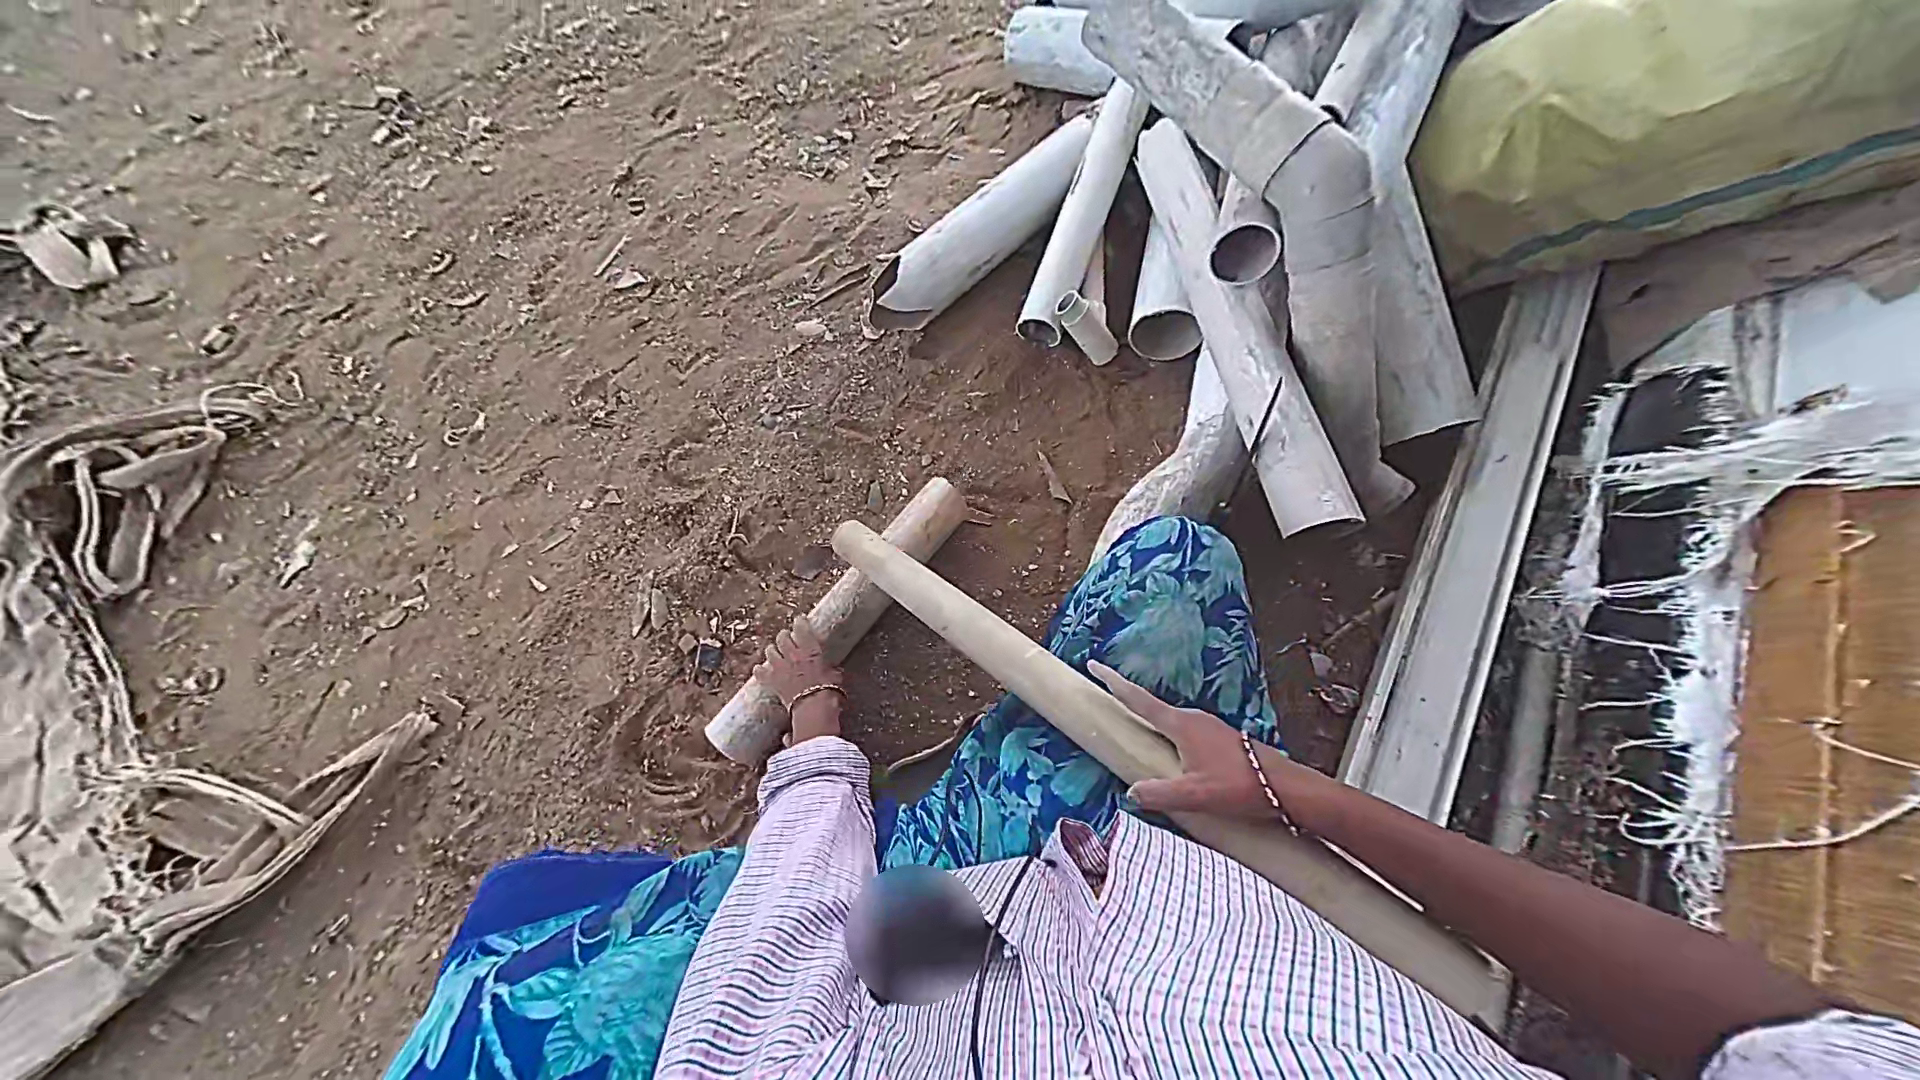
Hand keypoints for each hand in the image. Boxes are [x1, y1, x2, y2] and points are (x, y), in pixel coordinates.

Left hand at [754, 615, 843, 743]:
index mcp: (809, 649)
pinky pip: (759, 672)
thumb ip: (829, 666)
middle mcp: (792, 654)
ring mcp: (780, 667)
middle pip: (782, 637)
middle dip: (784, 636)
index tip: (800, 619)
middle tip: (787, 637)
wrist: (814, 707)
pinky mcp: (771, 681)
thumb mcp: (834, 673)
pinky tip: (760, 669)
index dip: (800, 622)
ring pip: (770, 651)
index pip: (802, 628)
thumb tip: (830, 667)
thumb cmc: (828, 690)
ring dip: (773, 651)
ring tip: (775, 652)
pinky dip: (760, 670)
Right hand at [1088, 661, 1289, 822]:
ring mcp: (1207, 726)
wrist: (1287, 787)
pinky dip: (1169, 738)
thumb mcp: (1195, 796)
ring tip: (1138, 739)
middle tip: (1108, 703)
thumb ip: (1159, 794)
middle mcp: (1192, 718)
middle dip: (1129, 704)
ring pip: (1170, 722)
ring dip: (1151, 726)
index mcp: (1180, 725)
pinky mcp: (1218, 737)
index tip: (1094, 665)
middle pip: (1151, 708)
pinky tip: (1175, 759)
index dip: (1113, 682)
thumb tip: (1131, 792)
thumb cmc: (1239, 787)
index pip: (1138, 700)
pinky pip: (1184, 732)